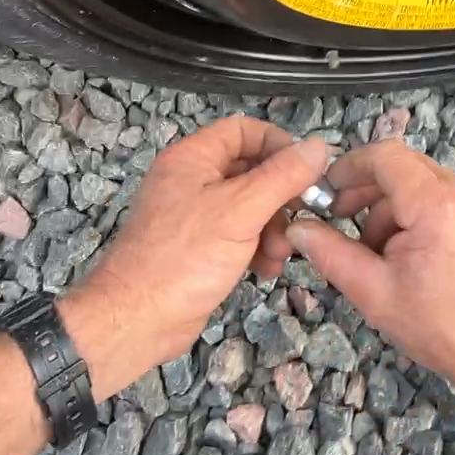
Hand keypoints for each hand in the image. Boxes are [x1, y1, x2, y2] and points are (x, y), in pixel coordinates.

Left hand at [60, 116, 332, 397]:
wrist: (134, 323)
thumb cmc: (183, 258)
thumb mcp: (241, 210)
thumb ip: (283, 175)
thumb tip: (320, 145)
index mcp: (194, 157)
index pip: (245, 130)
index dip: (277, 144)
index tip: (304, 170)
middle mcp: (193, 179)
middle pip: (252, 169)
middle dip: (280, 196)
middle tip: (300, 217)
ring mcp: (195, 214)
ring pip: (250, 205)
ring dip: (273, 227)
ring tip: (280, 253)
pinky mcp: (200, 247)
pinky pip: (240, 234)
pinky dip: (258, 247)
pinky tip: (266, 269)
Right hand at [284, 140, 454, 395]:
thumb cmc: (440, 326)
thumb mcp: (374, 292)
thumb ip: (330, 253)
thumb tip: (297, 228)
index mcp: (435, 203)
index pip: (384, 156)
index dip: (349, 166)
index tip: (325, 191)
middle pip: (399, 164)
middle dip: (364, 188)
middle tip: (338, 218)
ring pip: (415, 178)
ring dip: (386, 204)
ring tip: (373, 250)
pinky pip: (434, 192)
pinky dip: (410, 210)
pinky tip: (400, 250)